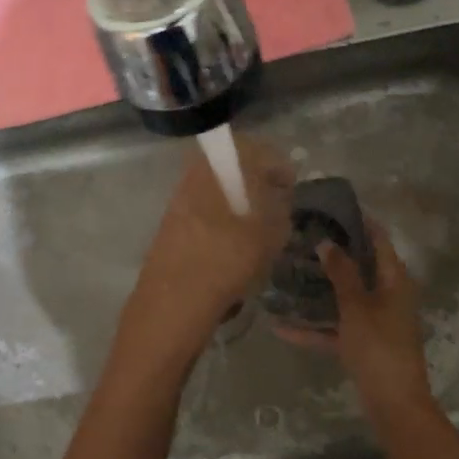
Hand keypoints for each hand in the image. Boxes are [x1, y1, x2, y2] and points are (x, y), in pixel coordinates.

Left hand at [129, 133, 294, 347]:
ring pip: (216, 195)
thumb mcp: (265, 239)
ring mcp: (177, 209)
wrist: (169, 310)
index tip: (289, 181)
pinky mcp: (171, 234)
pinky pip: (205, 217)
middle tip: (278, 205)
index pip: (243, 147)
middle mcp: (190, 184)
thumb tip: (280, 201)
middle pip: (227, 170)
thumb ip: (279, 213)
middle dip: (256, 183)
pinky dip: (225, 225)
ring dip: (241, 206)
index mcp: (211, 174)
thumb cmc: (221, 266)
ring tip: (262, 232)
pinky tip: (238, 253)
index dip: (271, 159)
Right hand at [279, 223, 434, 412]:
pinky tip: (280, 327)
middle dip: (332, 255)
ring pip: (344, 299)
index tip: (331, 208)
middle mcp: (387, 296)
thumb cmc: (378, 346)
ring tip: (286, 275)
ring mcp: (375, 322)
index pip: (379, 240)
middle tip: (300, 238)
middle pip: (359, 268)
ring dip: (318, 291)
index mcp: (395, 280)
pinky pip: (335, 329)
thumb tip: (327, 242)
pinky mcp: (362, 345)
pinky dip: (313, 328)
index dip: (359, 222)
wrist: (393, 402)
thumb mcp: (357, 306)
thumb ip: (342, 273)